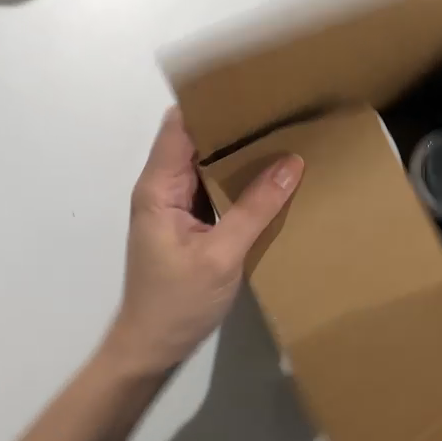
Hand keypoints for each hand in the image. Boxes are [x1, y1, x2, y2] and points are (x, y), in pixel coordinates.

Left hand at [103, 108, 303, 377]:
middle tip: (279, 108)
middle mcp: (162, 189)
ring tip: (282, 134)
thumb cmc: (176, 303)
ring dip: (238, 151)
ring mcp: (174, 207)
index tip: (250, 88)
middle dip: (232, 123)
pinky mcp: (187, 223)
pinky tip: (270, 176)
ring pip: (206, 163)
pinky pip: (213, 187)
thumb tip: (292, 161)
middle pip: (194, 139)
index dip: (210, 103)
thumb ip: (256, 207)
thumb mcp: (222, 255)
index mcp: (159, 188)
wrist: (149, 352)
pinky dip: (238, 177)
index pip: (179, 126)